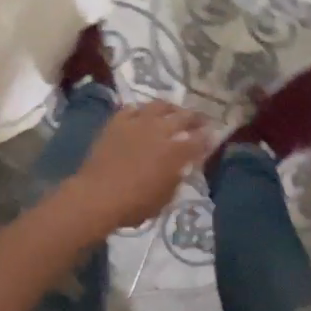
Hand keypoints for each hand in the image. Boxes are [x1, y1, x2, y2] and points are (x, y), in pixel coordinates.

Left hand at [65, 101, 212, 232]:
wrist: (97, 195)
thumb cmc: (134, 204)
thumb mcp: (165, 198)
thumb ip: (176, 178)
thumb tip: (181, 167)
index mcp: (175, 152)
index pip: (199, 139)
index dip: (208, 137)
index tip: (212, 135)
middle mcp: (159, 131)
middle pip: (182, 117)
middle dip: (195, 118)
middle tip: (200, 120)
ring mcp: (136, 123)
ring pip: (158, 105)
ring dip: (170, 108)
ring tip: (174, 111)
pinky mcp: (116, 122)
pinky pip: (132, 108)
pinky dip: (141, 110)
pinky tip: (143, 113)